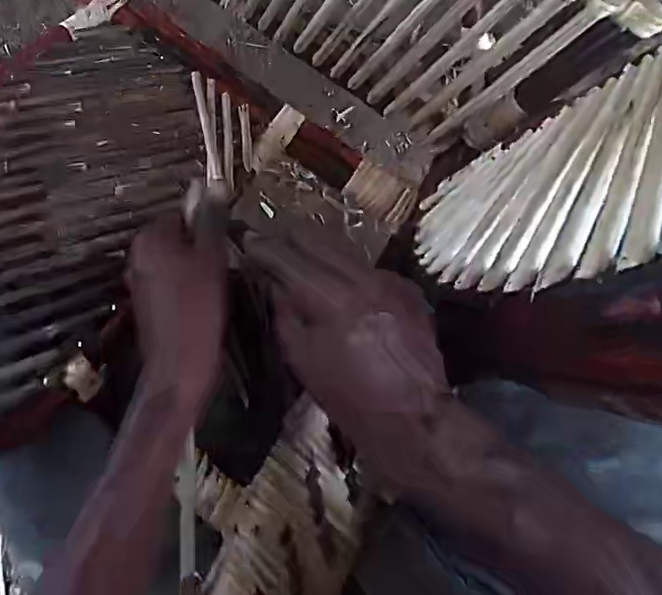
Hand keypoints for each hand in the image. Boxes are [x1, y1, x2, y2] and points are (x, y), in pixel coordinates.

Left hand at [127, 205, 226, 405]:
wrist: (178, 368)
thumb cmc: (197, 312)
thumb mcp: (211, 260)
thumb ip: (210, 222)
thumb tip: (212, 188)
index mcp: (148, 239)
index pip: (180, 214)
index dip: (204, 228)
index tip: (222, 245)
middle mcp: (136, 255)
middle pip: (175, 237)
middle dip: (199, 248)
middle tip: (221, 267)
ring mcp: (138, 278)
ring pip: (174, 260)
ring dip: (194, 268)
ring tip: (212, 288)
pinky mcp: (144, 301)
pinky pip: (168, 281)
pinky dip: (185, 287)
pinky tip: (201, 304)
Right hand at [245, 228, 448, 457]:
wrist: (418, 423)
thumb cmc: (349, 396)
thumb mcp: (299, 355)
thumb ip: (282, 308)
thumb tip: (269, 278)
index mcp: (331, 298)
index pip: (285, 254)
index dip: (259, 245)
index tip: (243, 239)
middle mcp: (362, 279)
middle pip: (313, 237)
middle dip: (285, 239)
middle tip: (267, 248)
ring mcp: (389, 281)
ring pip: (339, 249)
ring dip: (315, 255)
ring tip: (301, 270)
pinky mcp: (407, 290)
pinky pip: (365, 268)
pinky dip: (346, 274)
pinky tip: (342, 294)